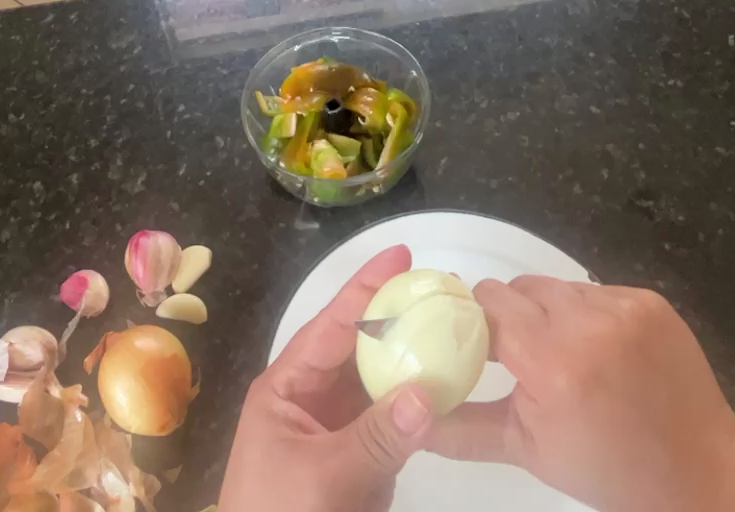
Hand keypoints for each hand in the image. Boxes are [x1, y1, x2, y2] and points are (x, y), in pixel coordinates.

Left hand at [217, 245, 435, 511]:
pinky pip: (391, 420)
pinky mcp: (358, 460)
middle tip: (438, 288)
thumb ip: (376, 436)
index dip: (366, 287)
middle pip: (356, 346)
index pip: (332, 325)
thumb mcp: (322, 479)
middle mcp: (311, 398)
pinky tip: (445, 385)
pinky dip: (417, 404)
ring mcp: (336, 429)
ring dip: (409, 356)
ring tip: (448, 325)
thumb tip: (428, 390)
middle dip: (393, 315)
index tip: (401, 255)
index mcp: (286, 387)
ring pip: (377, 380)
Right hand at [429, 278, 734, 511]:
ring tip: (562, 353)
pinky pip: (593, 290)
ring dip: (547, 312)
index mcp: (552, 362)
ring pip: (554, 286)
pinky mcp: (649, 300)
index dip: (476, 319)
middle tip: (520, 354)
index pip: (488, 304)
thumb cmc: (608, 470)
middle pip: (518, 288)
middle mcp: (587, 323)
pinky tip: (598, 349)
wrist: (704, 474)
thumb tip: (407, 414)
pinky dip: (585, 313)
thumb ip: (460, 427)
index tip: (474, 341)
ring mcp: (623, 306)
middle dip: (511, 315)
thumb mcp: (527, 450)